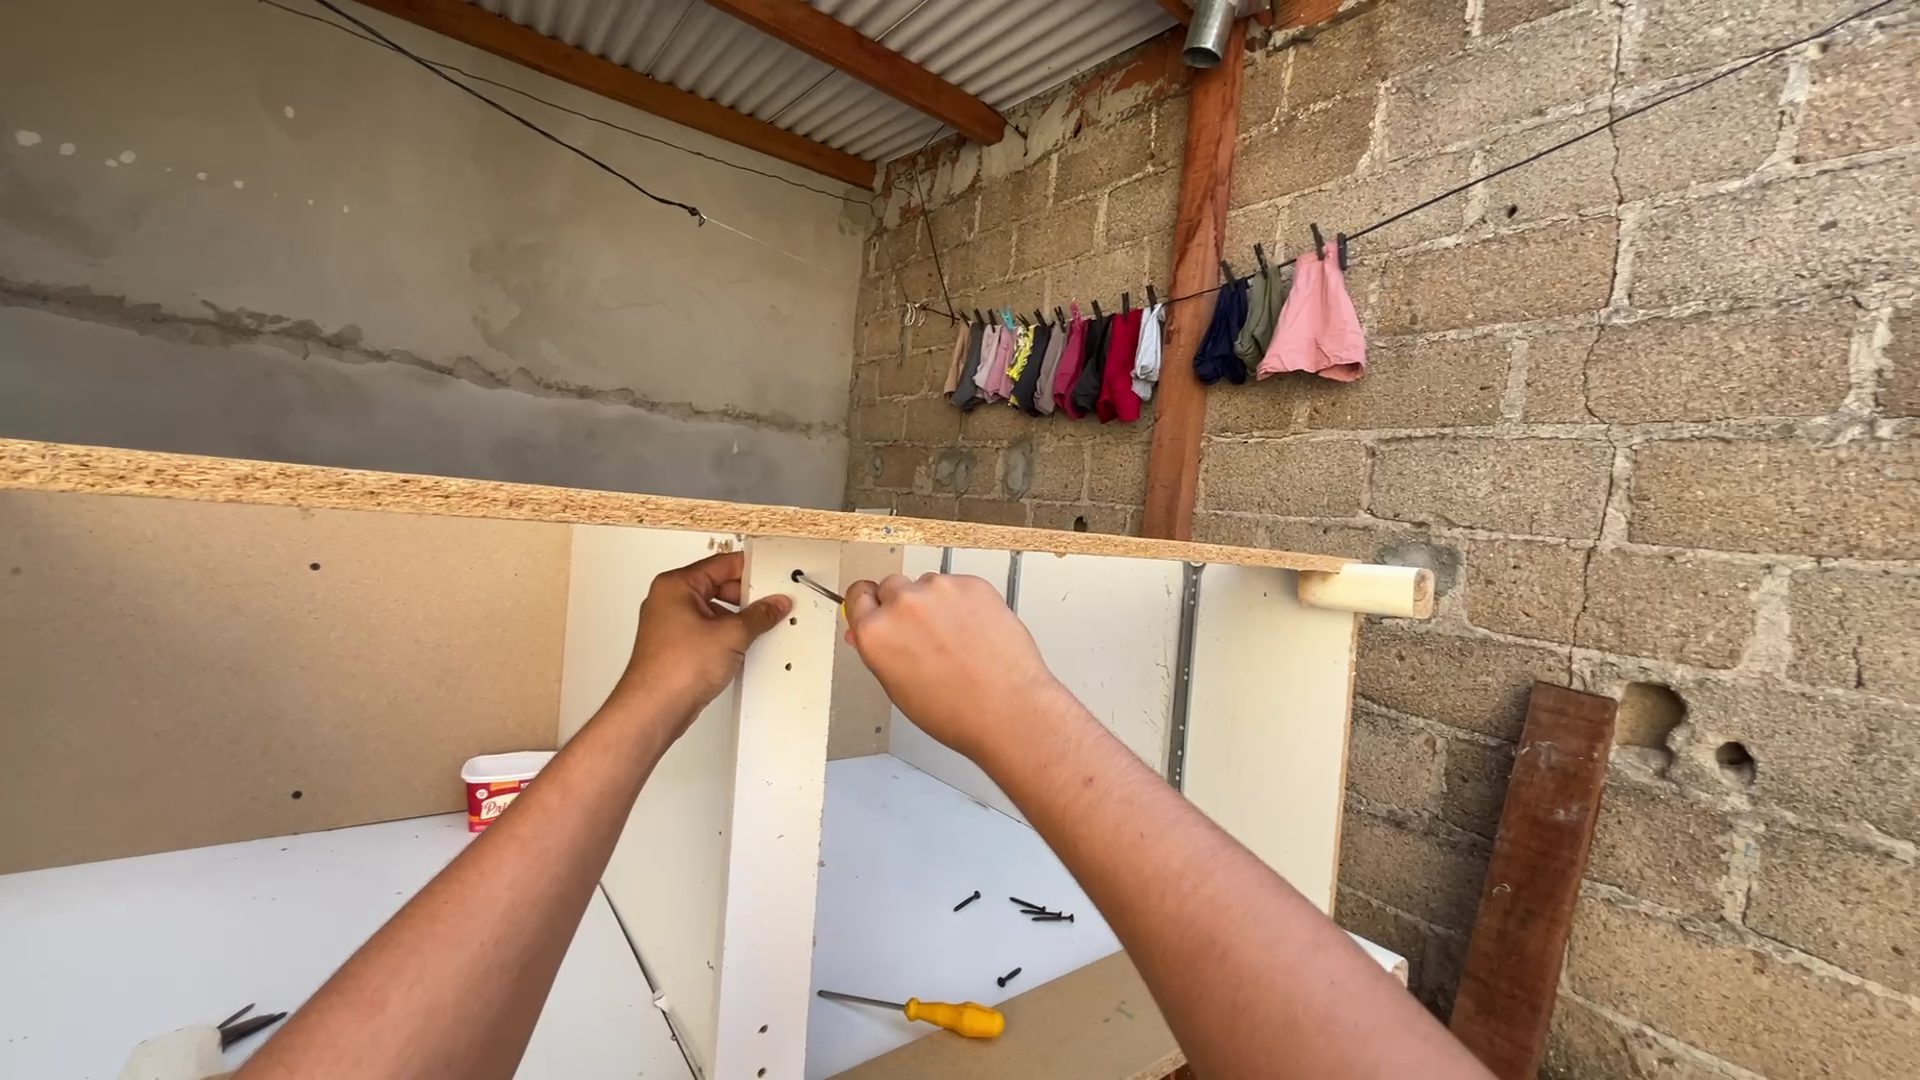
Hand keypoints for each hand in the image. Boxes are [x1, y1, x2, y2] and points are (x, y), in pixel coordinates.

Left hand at [605, 552, 790, 735]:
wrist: (655, 709)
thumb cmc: (675, 669)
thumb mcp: (731, 635)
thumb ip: (759, 615)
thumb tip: (775, 604)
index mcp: (677, 585)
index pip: (722, 564)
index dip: (751, 569)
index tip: (773, 575)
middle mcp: (670, 600)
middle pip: (719, 585)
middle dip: (747, 596)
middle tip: (772, 602)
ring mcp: (673, 624)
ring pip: (715, 609)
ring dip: (739, 617)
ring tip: (762, 625)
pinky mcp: (679, 646)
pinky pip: (710, 629)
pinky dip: (728, 634)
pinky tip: (745, 644)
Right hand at [842, 573, 1067, 763]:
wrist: (1008, 709)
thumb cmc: (957, 711)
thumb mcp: (899, 687)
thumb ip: (879, 651)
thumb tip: (867, 631)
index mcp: (876, 632)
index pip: (858, 595)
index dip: (869, 603)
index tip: (875, 604)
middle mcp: (903, 604)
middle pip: (891, 587)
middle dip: (903, 605)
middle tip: (924, 633)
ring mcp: (939, 589)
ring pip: (928, 585)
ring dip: (936, 603)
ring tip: (957, 640)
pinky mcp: (972, 584)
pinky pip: (959, 585)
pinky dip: (965, 602)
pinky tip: (975, 632)